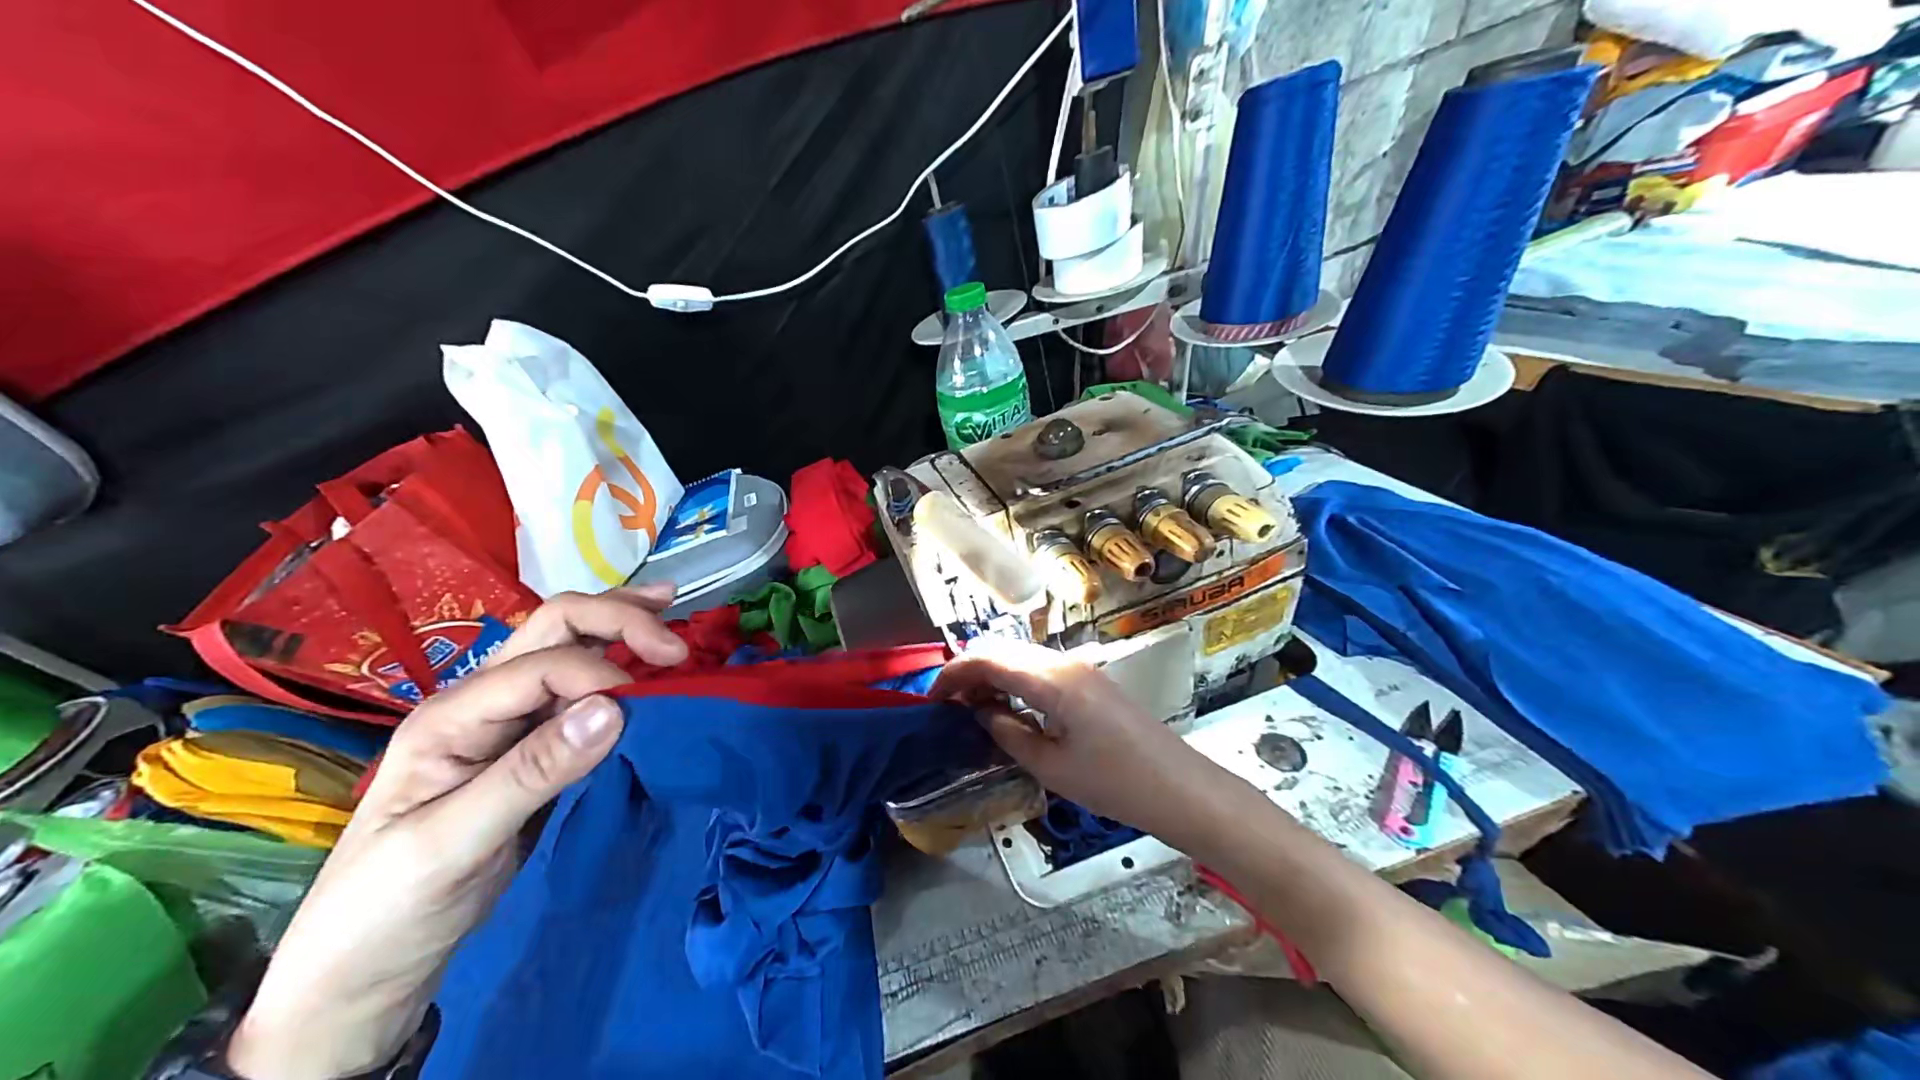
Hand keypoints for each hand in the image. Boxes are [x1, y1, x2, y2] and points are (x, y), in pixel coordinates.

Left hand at [226, 587, 687, 1079]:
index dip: (602, 675)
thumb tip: (615, 707)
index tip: (650, 708)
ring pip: (568, 647)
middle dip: (618, 620)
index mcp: (451, 717)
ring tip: (668, 609)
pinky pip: (581, 690)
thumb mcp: (451, 844)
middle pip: (553, 628)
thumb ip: (532, 772)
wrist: (364, 970)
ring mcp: (508, 723)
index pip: (542, 666)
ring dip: (619, 625)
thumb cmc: (388, 908)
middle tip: (676, 645)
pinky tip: (646, 663)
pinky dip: (620, 665)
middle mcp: (481, 703)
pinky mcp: (533, 748)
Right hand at [928, 639, 1253, 851]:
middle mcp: (1065, 663)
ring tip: (973, 710)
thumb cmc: (1114, 782)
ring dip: (993, 676)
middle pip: (1003, 650)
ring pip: (1022, 658)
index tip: (931, 699)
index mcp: (1051, 679)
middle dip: (970, 671)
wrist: (1180, 789)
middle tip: (949, 706)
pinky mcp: (1091, 682)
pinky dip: (1016, 682)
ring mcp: (1081, 669)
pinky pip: (1041, 670)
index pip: (988, 659)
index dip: (953, 674)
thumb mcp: (1050, 766)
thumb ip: (1007, 733)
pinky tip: (1010, 709)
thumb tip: (981, 713)